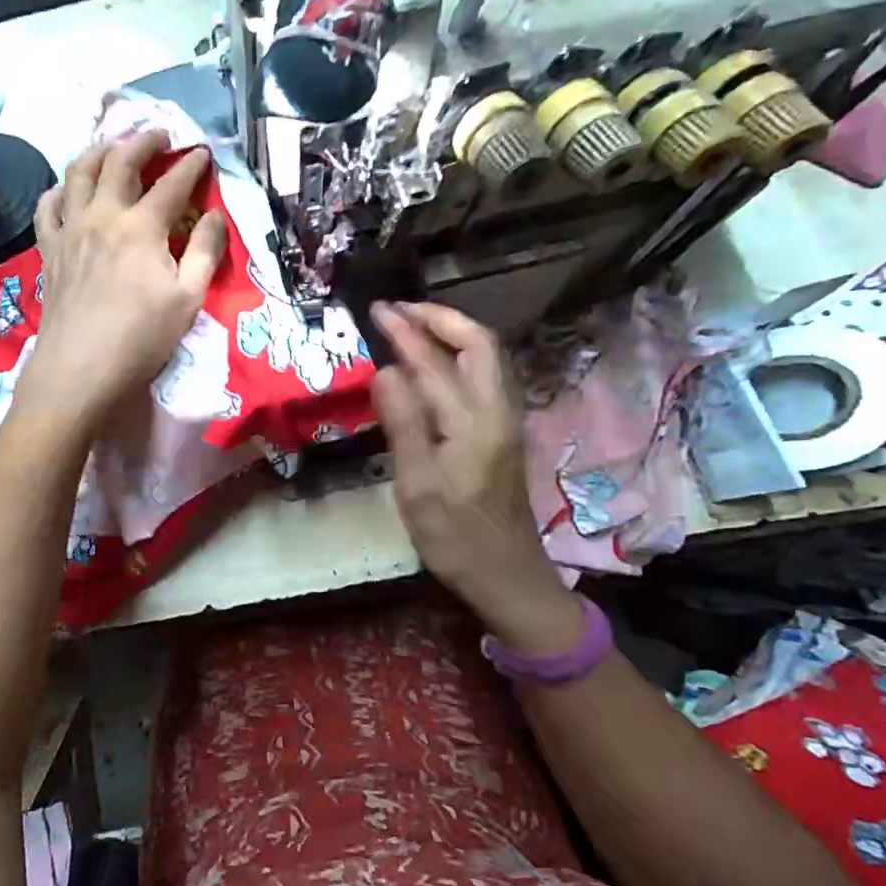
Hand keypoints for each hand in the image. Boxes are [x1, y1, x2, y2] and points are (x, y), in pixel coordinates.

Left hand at [20, 131, 226, 436]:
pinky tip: (67, 191)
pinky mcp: (50, 250)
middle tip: (160, 134)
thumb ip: (205, 252)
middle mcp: (102, 215)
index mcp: (141, 227)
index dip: (191, 165)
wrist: (81, 369)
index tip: (204, 153)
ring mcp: (70, 230)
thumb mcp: (188, 299)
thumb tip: (216, 216)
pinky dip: (59, 189)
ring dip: (99, 151)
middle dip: (143, 141)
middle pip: (120, 162)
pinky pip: (47, 206)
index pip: (172, 184)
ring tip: (113, 147)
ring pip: (78, 172)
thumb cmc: (141, 338)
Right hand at [370, 301, 582, 655]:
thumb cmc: (456, 538)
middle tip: (397, 311)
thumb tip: (385, 371)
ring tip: (412, 328)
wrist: (508, 576)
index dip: (405, 332)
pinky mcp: (502, 435)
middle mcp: (497, 411)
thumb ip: (404, 425)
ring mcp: (505, 422)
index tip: (377, 310)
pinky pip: (483, 379)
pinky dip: (458, 357)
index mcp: (474, 422)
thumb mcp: (418, 487)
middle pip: (478, 344)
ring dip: (451, 334)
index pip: (436, 362)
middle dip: (438, 319)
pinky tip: (435, 368)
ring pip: (485, 359)